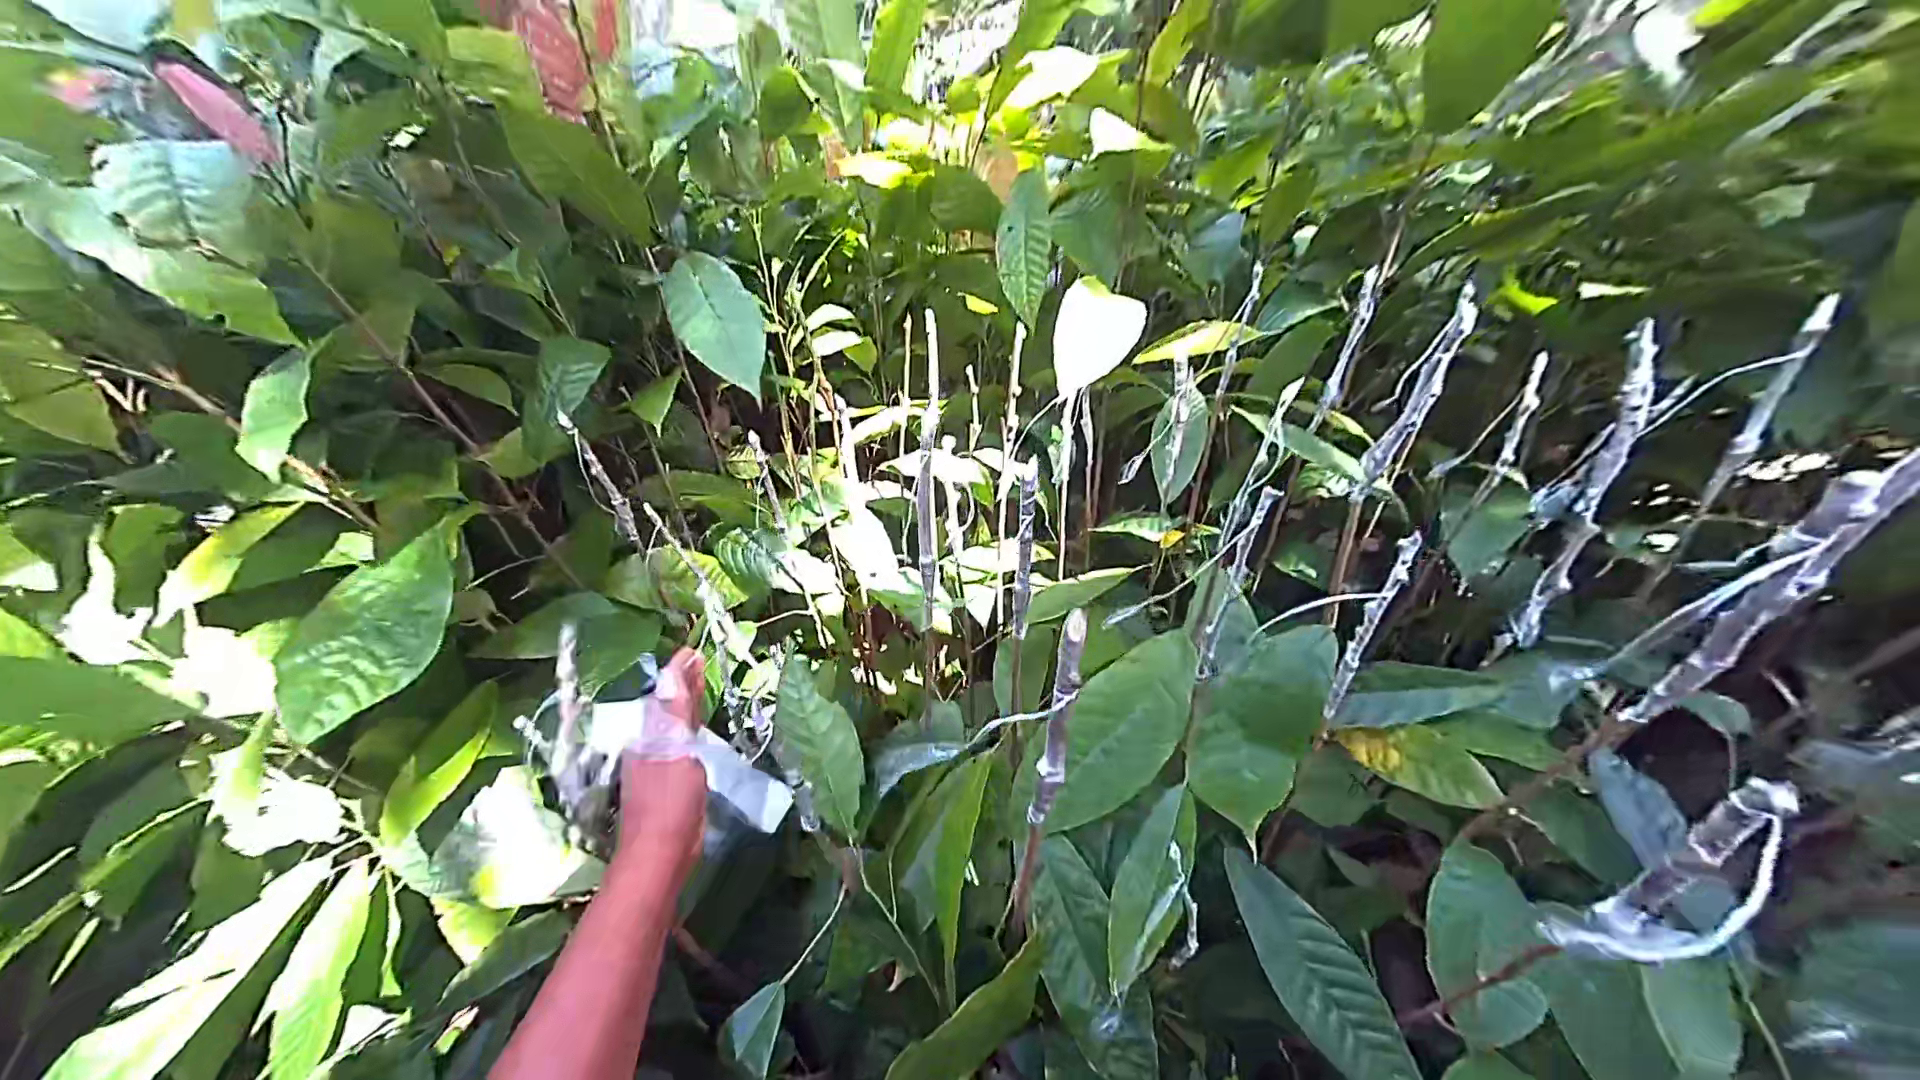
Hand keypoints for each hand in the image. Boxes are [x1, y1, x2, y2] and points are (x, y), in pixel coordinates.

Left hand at [615, 649, 706, 880]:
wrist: (661, 854)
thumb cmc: (670, 801)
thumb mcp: (676, 751)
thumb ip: (675, 714)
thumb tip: (671, 674)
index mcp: (648, 735)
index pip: (664, 694)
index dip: (678, 672)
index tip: (693, 652)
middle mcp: (649, 745)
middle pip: (668, 707)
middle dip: (683, 684)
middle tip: (699, 662)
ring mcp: (658, 763)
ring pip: (674, 723)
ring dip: (687, 702)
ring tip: (702, 683)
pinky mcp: (672, 779)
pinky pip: (681, 741)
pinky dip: (691, 724)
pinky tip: (699, 725)